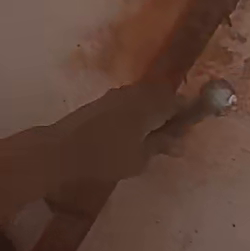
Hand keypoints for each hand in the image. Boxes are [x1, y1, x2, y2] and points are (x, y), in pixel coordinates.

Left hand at [13, 82, 181, 185]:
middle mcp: (136, 93)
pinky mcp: (102, 102)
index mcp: (151, 104)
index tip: (188, 132)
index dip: (188, 115)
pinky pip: (129, 103)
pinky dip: (136, 116)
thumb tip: (180, 142)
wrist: (61, 150)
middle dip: (170, 114)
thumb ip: (161, 145)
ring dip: (152, 114)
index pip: (179, 102)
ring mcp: (117, 95)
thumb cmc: (106, 157)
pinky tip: (132, 135)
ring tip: (151, 139)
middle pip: (162, 97)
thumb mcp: (140, 157)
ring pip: (145, 99)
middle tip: (171, 138)